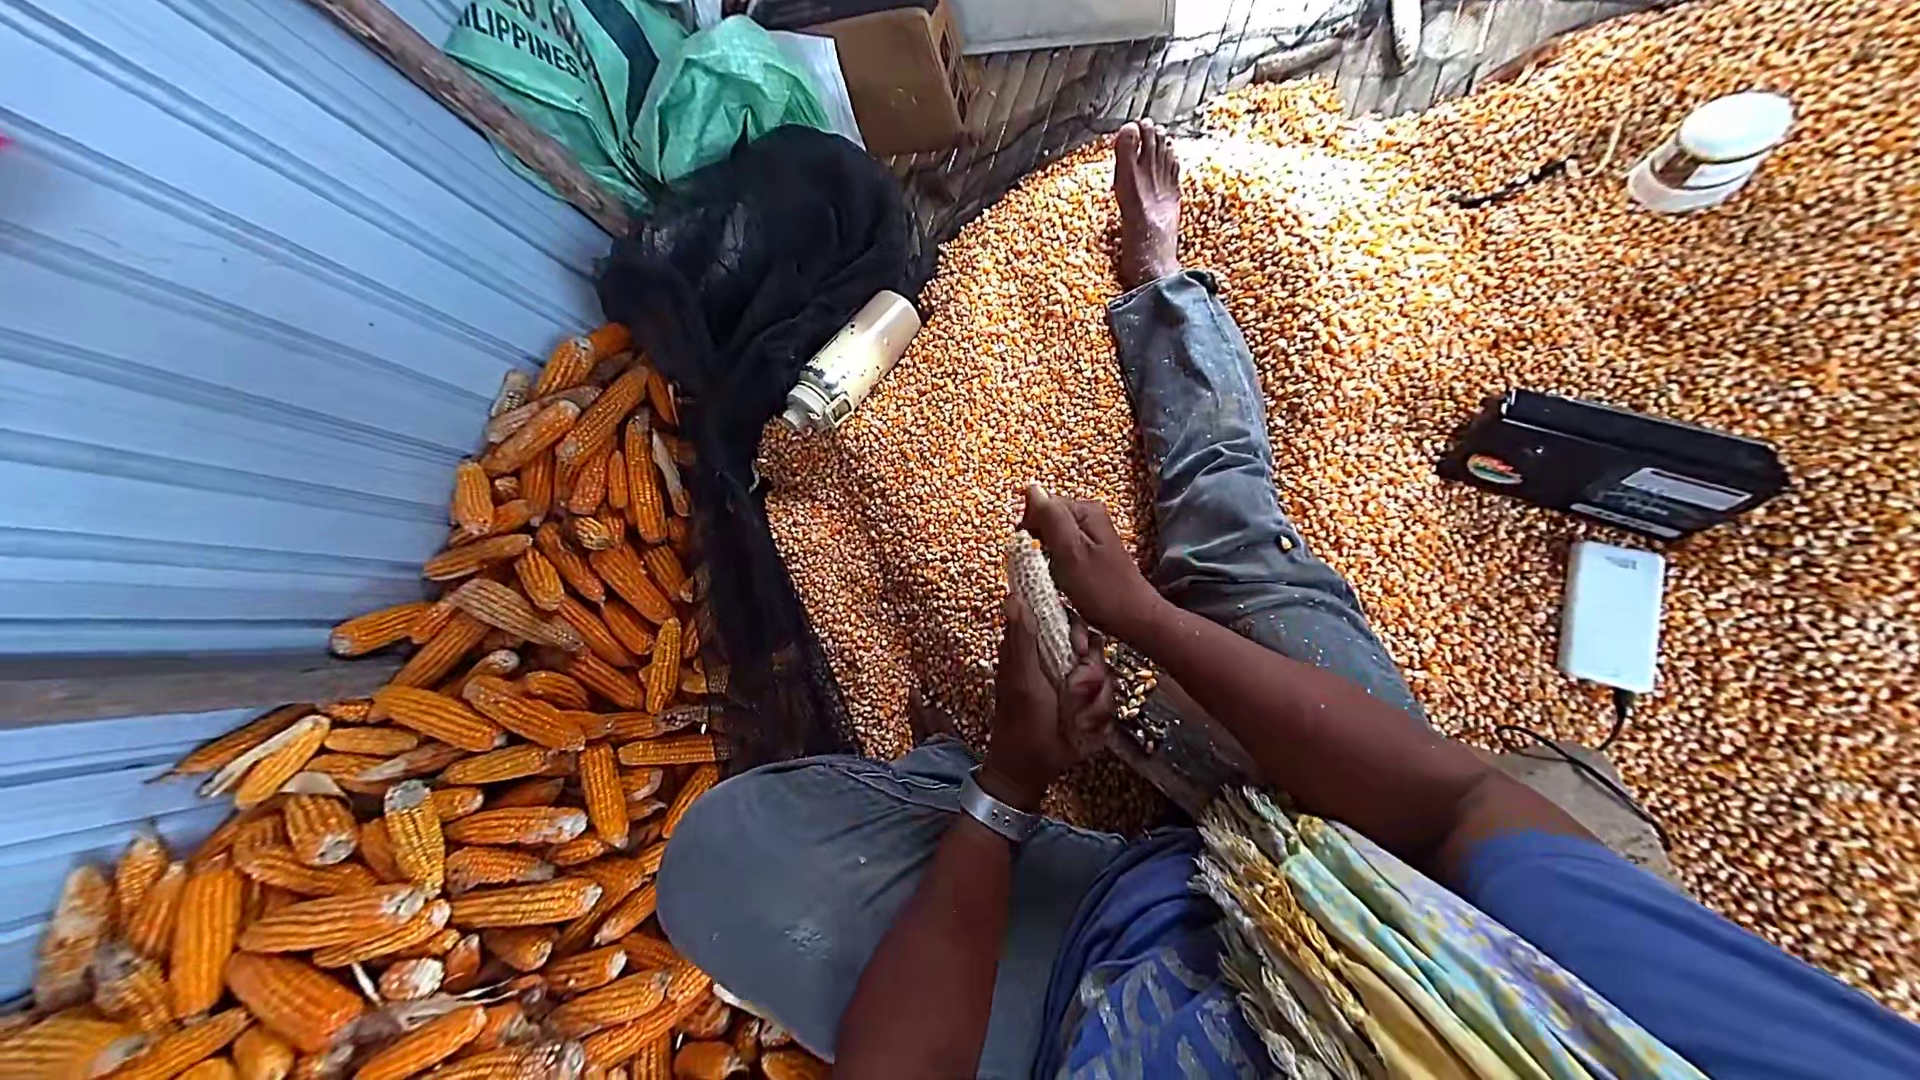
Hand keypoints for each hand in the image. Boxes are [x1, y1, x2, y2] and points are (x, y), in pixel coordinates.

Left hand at [981, 593, 1113, 811]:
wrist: (1030, 768)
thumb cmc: (1020, 719)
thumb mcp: (1022, 678)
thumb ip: (1022, 639)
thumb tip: (1013, 596)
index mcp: (1040, 647)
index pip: (1070, 621)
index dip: (1080, 632)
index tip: (1080, 649)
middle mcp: (1061, 661)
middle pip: (1095, 649)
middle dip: (1090, 674)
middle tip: (1075, 690)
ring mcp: (1078, 684)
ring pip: (1106, 676)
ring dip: (1092, 700)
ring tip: (1074, 716)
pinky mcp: (1091, 706)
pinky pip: (1110, 701)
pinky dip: (1097, 716)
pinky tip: (1082, 726)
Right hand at [1019, 484, 1165, 637]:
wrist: (1133, 618)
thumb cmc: (1100, 588)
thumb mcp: (1070, 552)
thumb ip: (1051, 519)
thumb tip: (1031, 488)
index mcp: (1085, 510)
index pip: (1041, 505)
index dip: (1030, 528)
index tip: (1031, 553)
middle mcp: (1090, 516)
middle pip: (1046, 519)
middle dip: (1036, 541)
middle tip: (1040, 567)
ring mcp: (1091, 534)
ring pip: (1051, 536)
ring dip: (1044, 554)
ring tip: (1049, 575)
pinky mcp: (1090, 552)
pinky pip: (1061, 549)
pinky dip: (1054, 562)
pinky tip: (1058, 578)